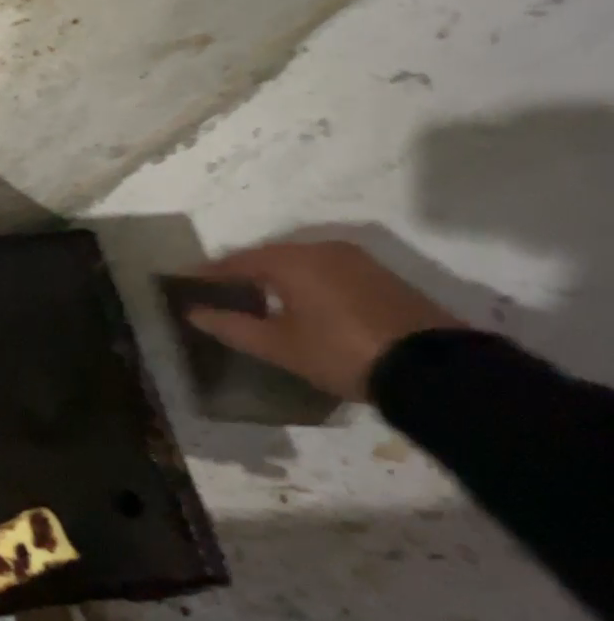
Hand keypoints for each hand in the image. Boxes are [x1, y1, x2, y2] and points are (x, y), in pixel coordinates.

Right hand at [186, 241, 465, 400]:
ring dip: (276, 275)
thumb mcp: (279, 346)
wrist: (436, 371)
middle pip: (269, 256)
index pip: (236, 261)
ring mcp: (357, 261)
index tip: (185, 282)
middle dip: (242, 271)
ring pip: (300, 261)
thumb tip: (193, 312)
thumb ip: (232, 326)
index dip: (208, 273)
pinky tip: (300, 301)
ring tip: (258, 297)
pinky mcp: (381, 276)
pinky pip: (326, 270)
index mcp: (292, 261)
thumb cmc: (341, 352)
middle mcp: (322, 249)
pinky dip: (305, 281)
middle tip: (219, 290)